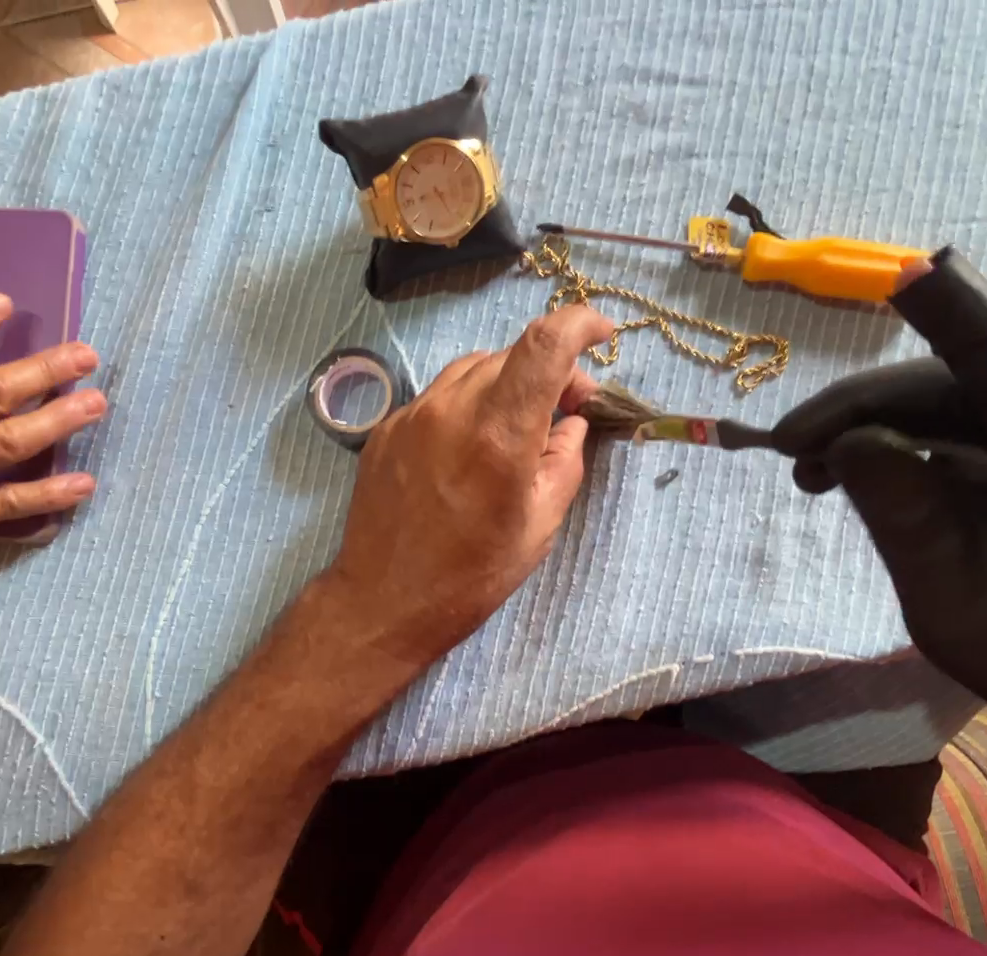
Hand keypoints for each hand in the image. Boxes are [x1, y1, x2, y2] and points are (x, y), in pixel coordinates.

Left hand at [322, 305, 611, 665]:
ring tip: (514, 429)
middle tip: (563, 412)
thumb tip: (571, 420)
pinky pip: (438, 397)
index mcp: (499, 433)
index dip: (580, 323)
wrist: (385, 601)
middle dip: (548, 371)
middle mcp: (452, 409)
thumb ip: (565, 460)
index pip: (544, 343)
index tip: (601, 335)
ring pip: (472, 370)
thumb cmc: (473, 575)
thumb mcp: (540, 525)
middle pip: (511, 354)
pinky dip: (466, 406)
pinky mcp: (386, 428)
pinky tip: (467, 448)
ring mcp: (411, 415)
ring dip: (505, 385)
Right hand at [772, 249, 986, 796]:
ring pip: (949, 403)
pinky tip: (837, 469)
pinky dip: (890, 444)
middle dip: (868, 402)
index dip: (965, 316)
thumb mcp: (947, 598)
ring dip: (869, 423)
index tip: (907, 274)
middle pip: (965, 384)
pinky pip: (950, 432)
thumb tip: (848, 441)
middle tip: (789, 440)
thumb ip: (902, 514)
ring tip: (801, 464)